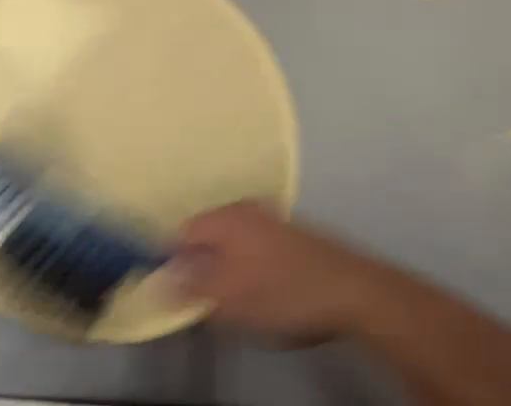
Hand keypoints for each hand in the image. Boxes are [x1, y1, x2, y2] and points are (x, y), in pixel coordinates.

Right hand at [172, 202, 384, 341]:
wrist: (352, 290)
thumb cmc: (283, 292)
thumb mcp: (229, 298)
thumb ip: (188, 288)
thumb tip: (159, 281)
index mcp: (223, 218)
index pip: (178, 235)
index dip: (169, 263)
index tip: (171, 293)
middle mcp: (242, 210)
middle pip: (204, 237)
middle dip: (197, 267)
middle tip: (202, 302)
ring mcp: (268, 219)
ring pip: (229, 243)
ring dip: (223, 268)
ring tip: (231, 301)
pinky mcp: (287, 235)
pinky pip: (251, 248)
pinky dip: (246, 266)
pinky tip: (259, 290)